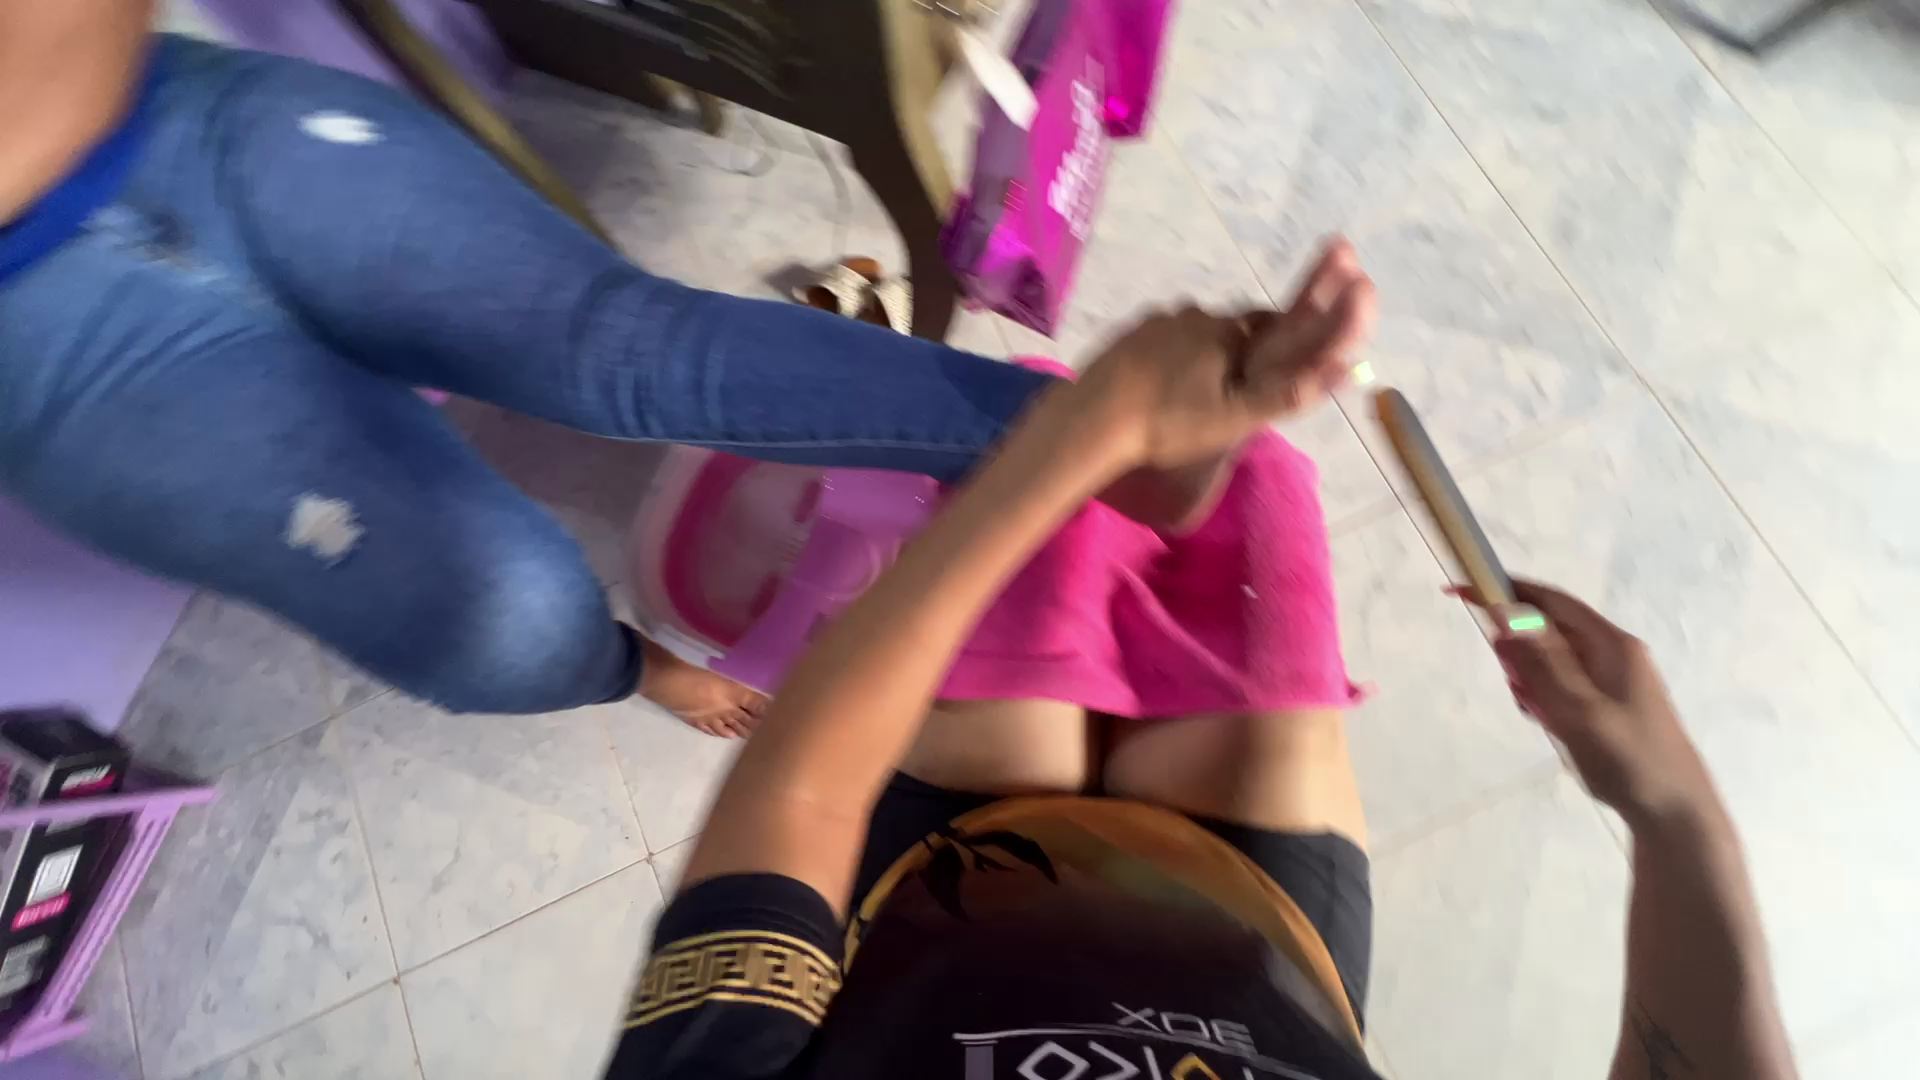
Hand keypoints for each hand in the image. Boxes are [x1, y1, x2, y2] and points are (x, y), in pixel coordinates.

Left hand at [1069, 238, 1375, 469]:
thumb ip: (1285, 394)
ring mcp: (1154, 320)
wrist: (1093, 419)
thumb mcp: (1233, 419)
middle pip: (1227, 327)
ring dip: (1194, 351)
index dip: (1274, 345)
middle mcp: (1194, 313)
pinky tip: (1151, 384)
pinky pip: (1155, 339)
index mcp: (1226, 330)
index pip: (1268, 325)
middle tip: (1220, 389)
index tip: (1264, 371)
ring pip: (1188, 332)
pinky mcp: (1124, 333)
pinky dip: (1161, 356)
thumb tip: (1344, 367)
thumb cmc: (1167, 423)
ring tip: (1181, 391)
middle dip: (1232, 349)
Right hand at [1488, 581, 1719, 829]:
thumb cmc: (1628, 758)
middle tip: (1519, 687)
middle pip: (1544, 628)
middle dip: (1517, 650)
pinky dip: (1540, 696)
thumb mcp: (1578, 708)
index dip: (1504, 589)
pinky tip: (1549, 723)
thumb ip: (1541, 659)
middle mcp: (1610, 652)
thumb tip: (1506, 610)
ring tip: (1540, 714)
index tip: (1460, 590)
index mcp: (1611, 645)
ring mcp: (1606, 677)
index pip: (1549, 600)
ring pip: (1544, 658)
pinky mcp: (1600, 699)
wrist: (1674, 813)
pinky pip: (1554, 682)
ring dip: (1528, 679)